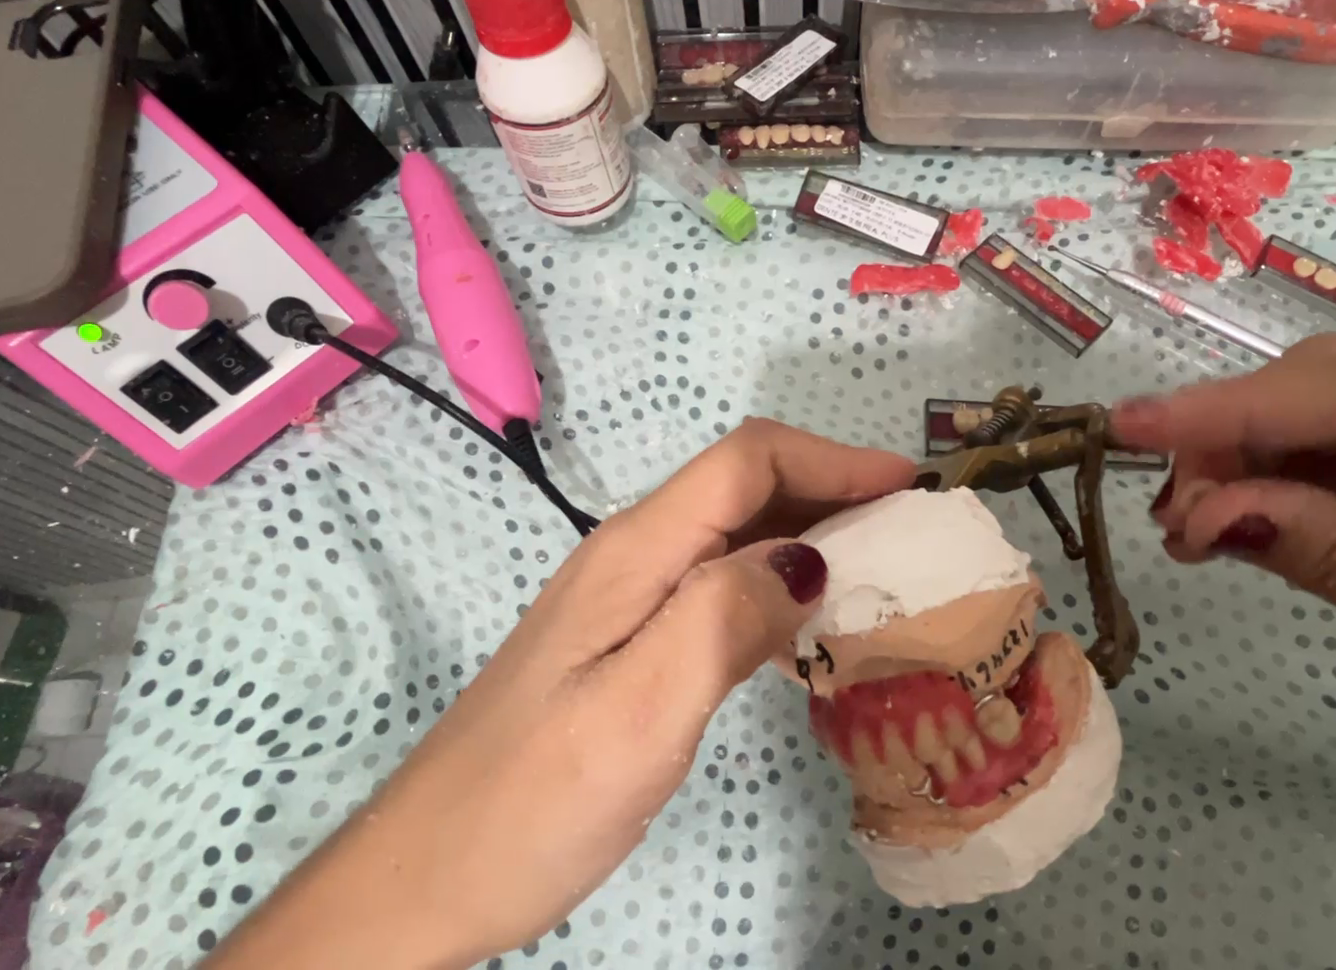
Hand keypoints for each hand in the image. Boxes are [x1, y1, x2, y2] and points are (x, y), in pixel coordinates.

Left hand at [208, 420, 912, 968]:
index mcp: (634, 554)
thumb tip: (808, 558)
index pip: (744, 462)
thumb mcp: (636, 713)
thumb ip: (721, 618)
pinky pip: (721, 586)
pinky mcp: (631, 641)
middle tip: (910, 532)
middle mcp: (631, 558)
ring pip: (736, 535)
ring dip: (812, 535)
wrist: (425, 877)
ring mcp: (628, 600)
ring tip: (882, 571)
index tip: (909, 488)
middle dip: (831, 489)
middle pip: (743, 486)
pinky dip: (780, 585)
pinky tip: (812, 629)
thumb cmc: (530, 802)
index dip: (832, 459)